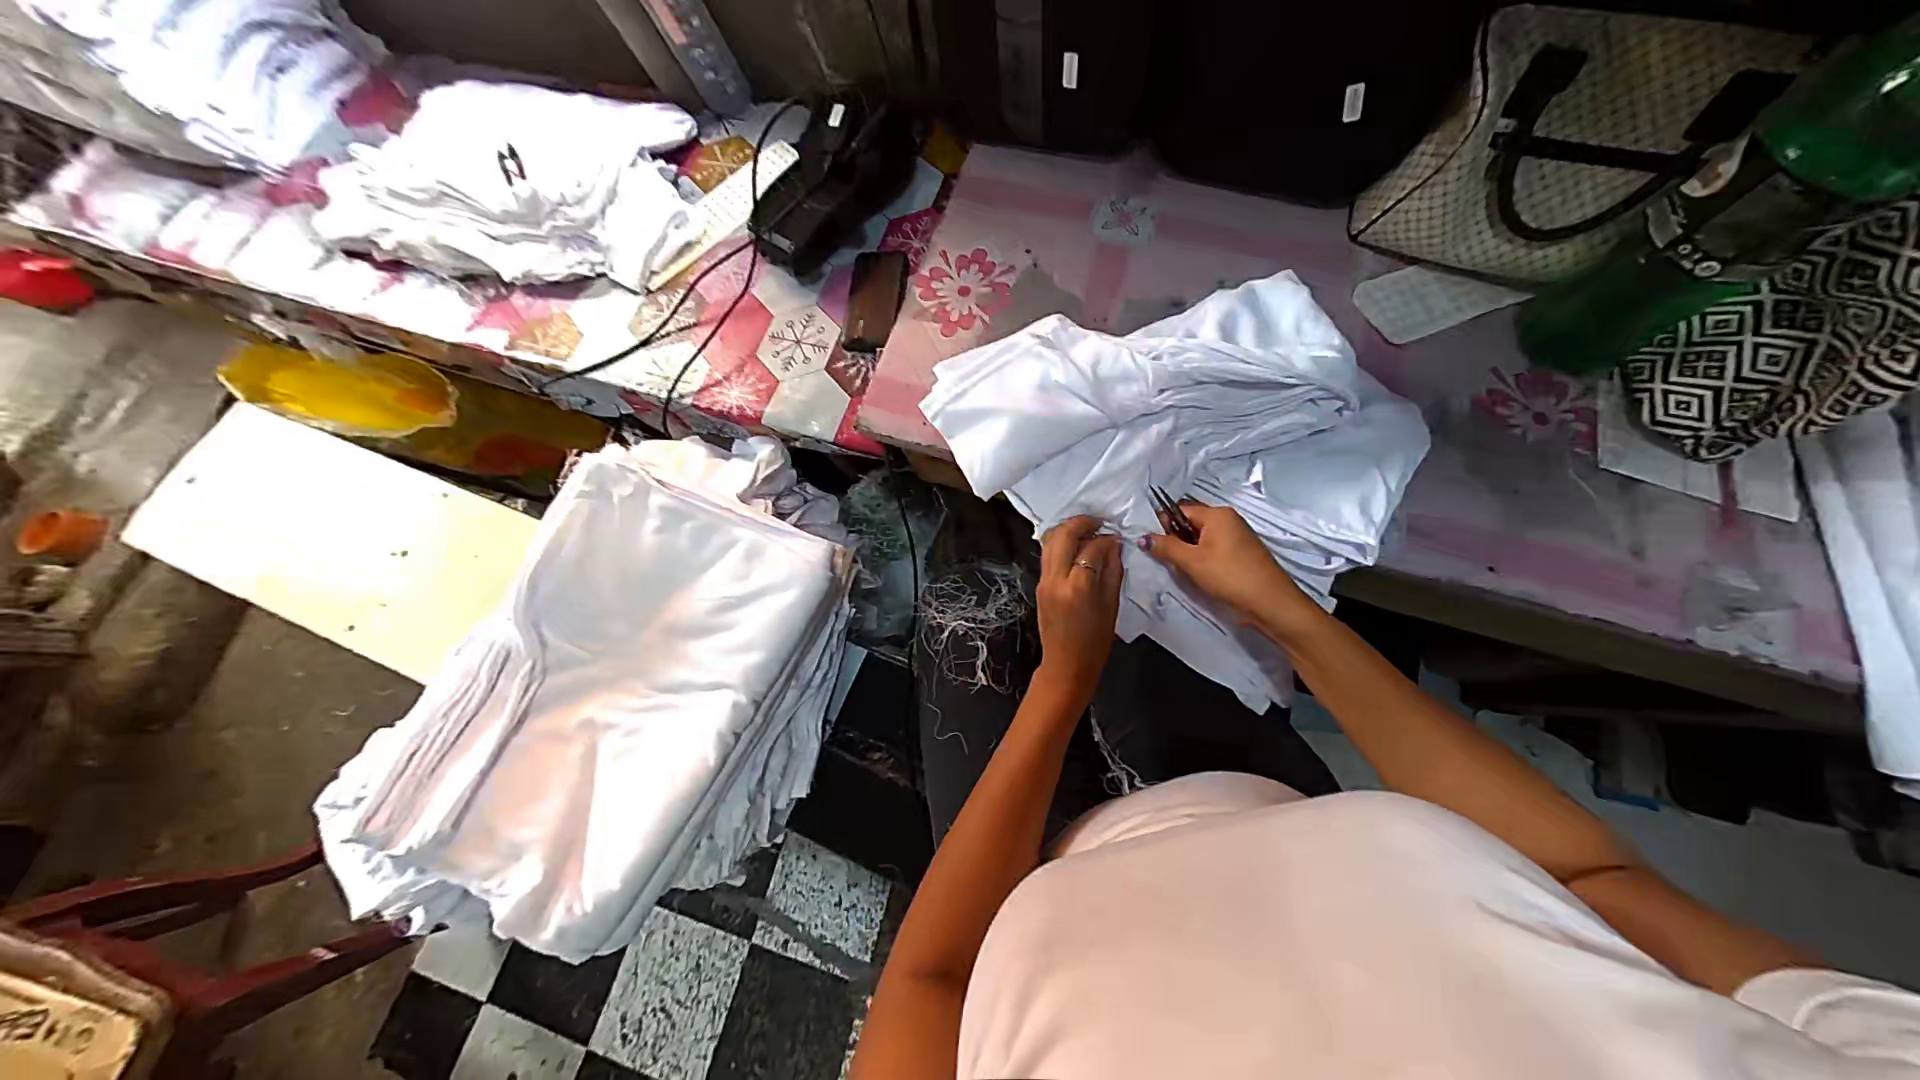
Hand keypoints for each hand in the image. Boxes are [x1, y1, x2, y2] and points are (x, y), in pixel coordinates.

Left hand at [1034, 516, 1121, 695]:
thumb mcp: (1111, 605)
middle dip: (1082, 522)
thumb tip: (1113, 545)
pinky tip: (1076, 546)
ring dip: (1067, 530)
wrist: (1066, 664)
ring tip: (1087, 530)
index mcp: (1078, 586)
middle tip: (1098, 522)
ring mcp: (1044, 581)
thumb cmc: (1095, 641)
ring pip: (1050, 541)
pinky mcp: (1039, 584)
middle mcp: (1056, 579)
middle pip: (1063, 535)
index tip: (1116, 537)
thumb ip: (1112, 571)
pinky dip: (1060, 543)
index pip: (1092, 547)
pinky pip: (1047, 555)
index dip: (1106, 538)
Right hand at [1144, 501, 1318, 632]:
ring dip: (1188, 551)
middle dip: (1176, 538)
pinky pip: (1213, 548)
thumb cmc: (1229, 575)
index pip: (1180, 510)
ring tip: (1180, 567)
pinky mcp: (1240, 553)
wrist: (1269, 602)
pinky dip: (1202, 558)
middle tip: (1165, 558)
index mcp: (1217, 514)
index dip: (1163, 524)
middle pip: (1191, 523)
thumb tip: (1143, 537)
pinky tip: (1198, 573)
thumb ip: (1166, 546)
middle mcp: (1228, 520)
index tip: (1151, 542)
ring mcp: (1236, 536)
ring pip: (1201, 538)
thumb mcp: (1192, 561)